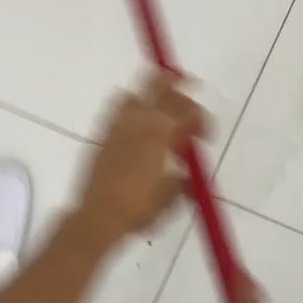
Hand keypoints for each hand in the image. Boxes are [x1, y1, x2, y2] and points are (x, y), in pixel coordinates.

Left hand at [74, 71, 208, 242]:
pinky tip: (135, 121)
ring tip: (160, 108)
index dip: (201, 118)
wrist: (98, 216)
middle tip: (186, 100)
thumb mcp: (172, 197)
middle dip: (178, 88)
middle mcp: (140, 122)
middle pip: (162, 86)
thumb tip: (190, 175)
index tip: (205, 136)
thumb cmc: (139, 209)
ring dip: (152, 95)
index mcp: (162, 135)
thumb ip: (185, 180)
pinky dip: (129, 107)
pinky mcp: (102, 134)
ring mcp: (117, 125)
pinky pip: (117, 108)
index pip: (188, 110)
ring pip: (136, 93)